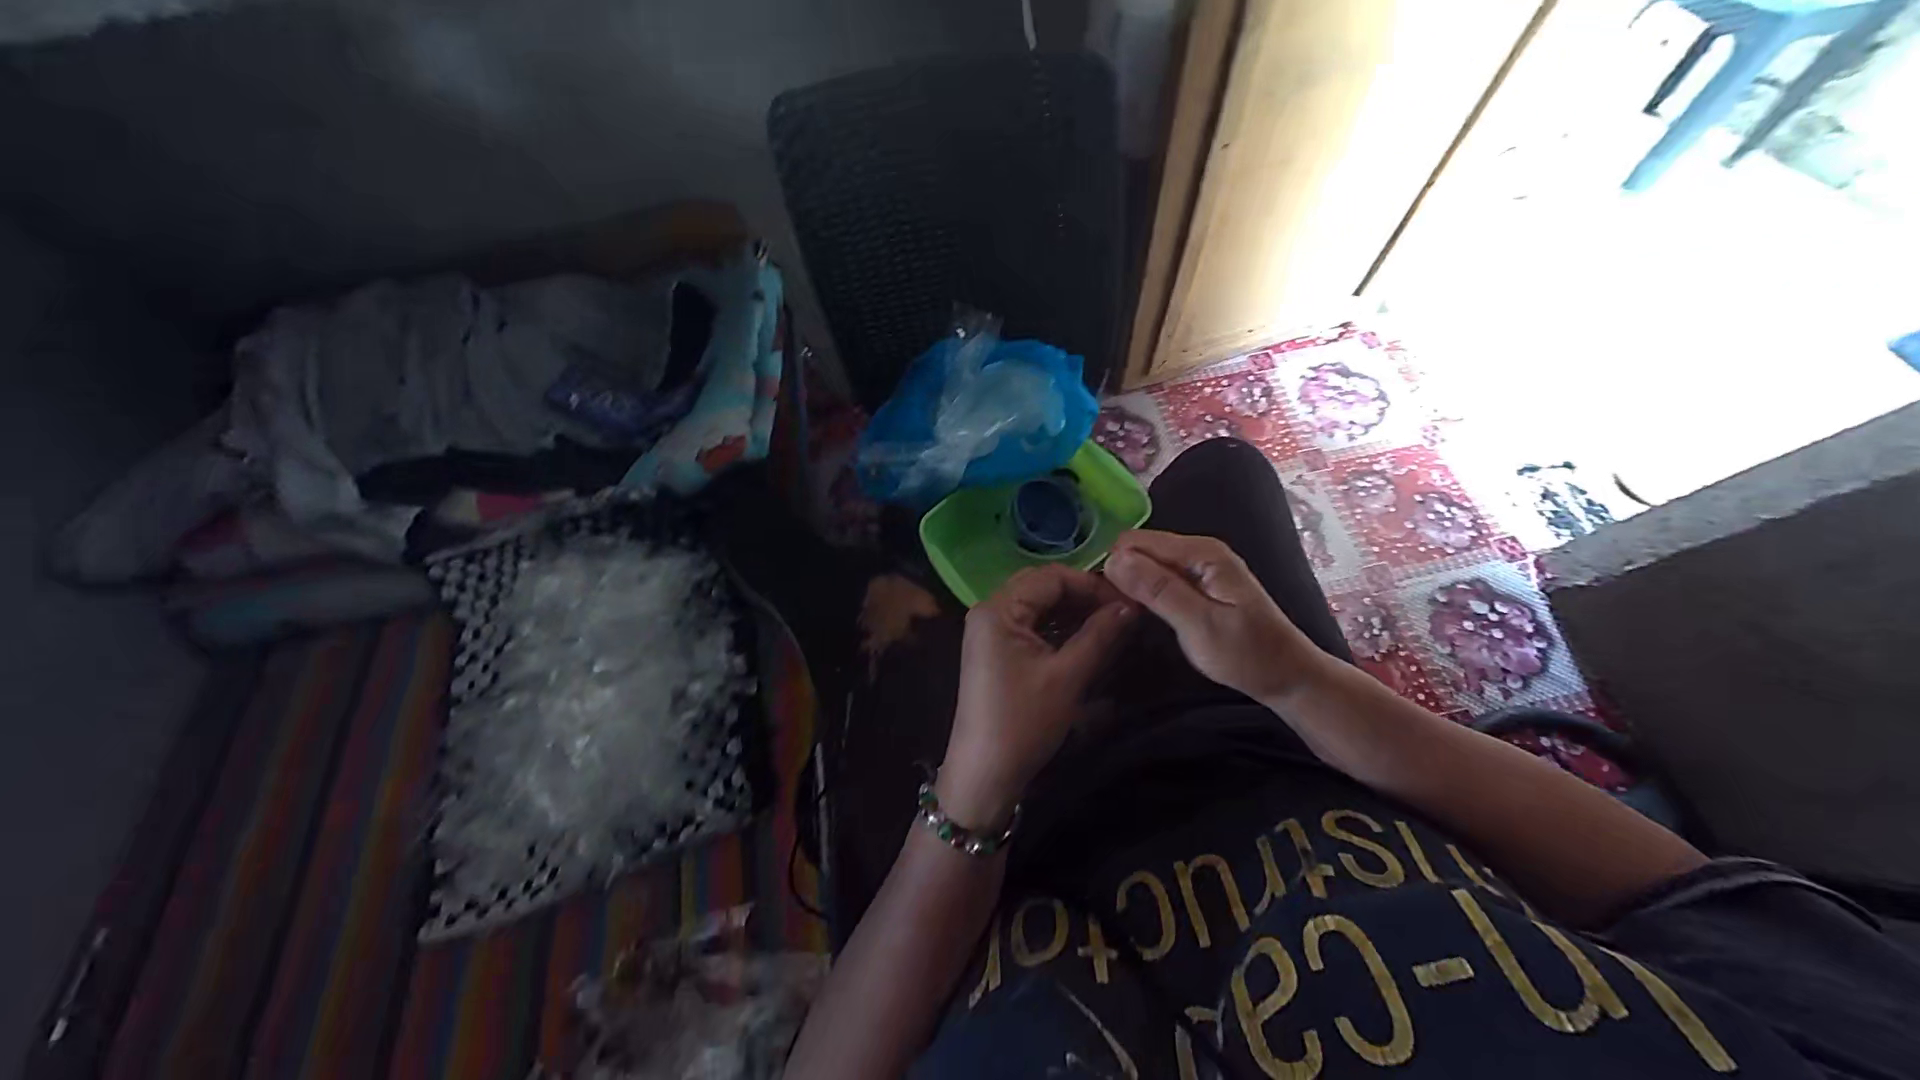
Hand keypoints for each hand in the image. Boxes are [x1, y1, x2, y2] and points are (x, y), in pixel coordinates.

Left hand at [939, 565, 1136, 830]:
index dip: (1091, 584)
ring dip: (1072, 612)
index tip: (1128, 599)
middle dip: (1083, 596)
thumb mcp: (1067, 677)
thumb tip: (1131, 605)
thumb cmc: (1023, 721)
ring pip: (1037, 607)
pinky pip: (1030, 626)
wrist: (984, 773)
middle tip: (1122, 610)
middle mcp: (989, 612)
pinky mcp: (995, 652)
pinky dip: (1058, 629)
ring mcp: (989, 632)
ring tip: (1112, 624)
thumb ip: (1099, 635)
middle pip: (1042, 588)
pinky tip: (1086, 638)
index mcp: (998, 609)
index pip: (1050, 577)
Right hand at [1104, 530, 1330, 703]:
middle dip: (1120, 574)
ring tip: (1123, 614)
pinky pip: (1158, 577)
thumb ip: (1157, 589)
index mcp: (1201, 552)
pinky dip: (1145, 592)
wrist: (1287, 677)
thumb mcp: (1199, 625)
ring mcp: (1198, 566)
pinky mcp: (1197, 583)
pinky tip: (1140, 614)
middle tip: (1114, 612)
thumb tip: (1113, 559)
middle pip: (1138, 549)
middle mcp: (1198, 550)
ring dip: (1130, 585)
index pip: (1134, 542)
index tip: (1103, 600)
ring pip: (1146, 564)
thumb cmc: (1246, 655)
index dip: (1114, 566)